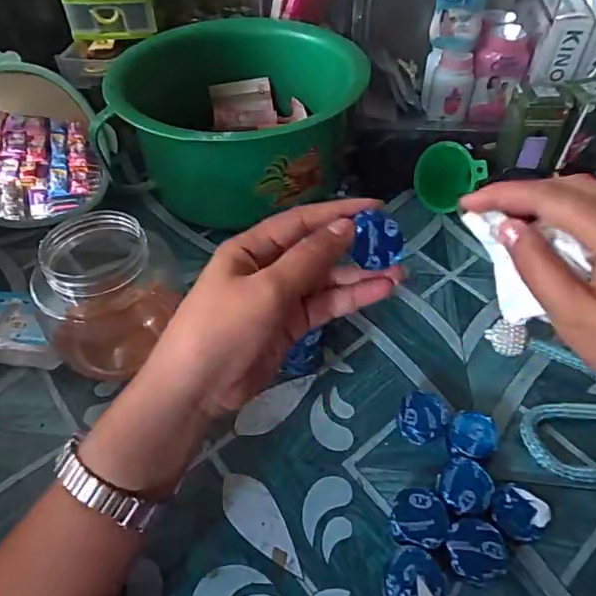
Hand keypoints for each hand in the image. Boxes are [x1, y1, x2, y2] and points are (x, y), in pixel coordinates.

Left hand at [141, 198, 403, 419]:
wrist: (197, 387)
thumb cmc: (223, 327)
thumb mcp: (266, 289)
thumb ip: (308, 259)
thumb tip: (345, 226)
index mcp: (250, 249)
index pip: (299, 222)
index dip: (337, 213)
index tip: (376, 208)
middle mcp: (266, 268)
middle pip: (315, 251)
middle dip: (353, 248)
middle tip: (395, 245)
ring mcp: (278, 298)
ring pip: (324, 281)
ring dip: (358, 277)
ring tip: (399, 275)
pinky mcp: (289, 326)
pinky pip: (323, 306)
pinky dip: (349, 300)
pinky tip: (379, 292)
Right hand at [460, 176, 595, 428]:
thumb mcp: (573, 316)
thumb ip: (537, 266)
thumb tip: (507, 227)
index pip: (551, 197)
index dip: (503, 196)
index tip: (465, 203)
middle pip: (572, 187)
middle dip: (522, 193)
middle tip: (482, 212)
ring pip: (591, 195)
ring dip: (546, 201)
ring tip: (509, 221)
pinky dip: (570, 214)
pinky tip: (552, 235)